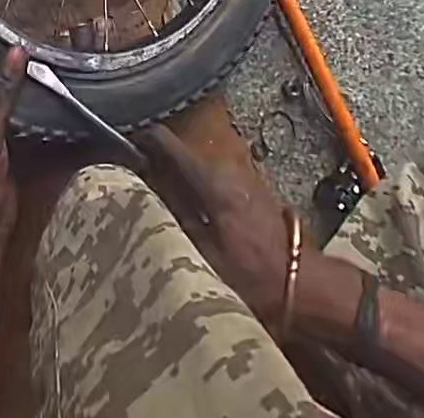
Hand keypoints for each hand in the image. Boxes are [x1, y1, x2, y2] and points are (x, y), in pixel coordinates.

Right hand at [136, 125, 293, 321]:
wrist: (303, 284)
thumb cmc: (255, 277)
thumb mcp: (205, 257)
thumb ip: (172, 219)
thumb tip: (143, 193)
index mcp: (212, 181)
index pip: (167, 143)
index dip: (140, 140)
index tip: (119, 143)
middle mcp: (225, 168)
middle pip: (178, 153)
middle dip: (152, 161)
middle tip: (129, 179)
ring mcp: (239, 174)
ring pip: (192, 165)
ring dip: (171, 174)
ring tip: (150, 195)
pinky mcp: (246, 186)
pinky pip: (207, 176)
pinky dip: (189, 184)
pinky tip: (181, 208)